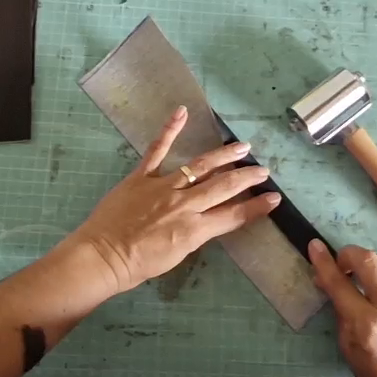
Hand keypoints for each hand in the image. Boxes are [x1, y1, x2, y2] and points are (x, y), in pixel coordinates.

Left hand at [62, 107, 280, 296]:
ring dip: (224, 155)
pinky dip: (170, 129)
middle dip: (247, 177)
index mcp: (194, 230)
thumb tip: (212, 218)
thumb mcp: (178, 256)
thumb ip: (197, 234)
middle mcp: (184, 205)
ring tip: (243, 147)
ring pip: (200, 166)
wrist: (103, 257)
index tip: (274, 198)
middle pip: (224, 186)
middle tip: (263, 170)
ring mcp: (163, 187)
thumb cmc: (139, 265)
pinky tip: (182, 111)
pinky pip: (158, 150)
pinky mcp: (142, 176)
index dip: (257, 207)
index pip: (234, 215)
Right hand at [309, 240, 376, 376]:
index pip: (339, 283)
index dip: (323, 262)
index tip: (315, 246)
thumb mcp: (347, 347)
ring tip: (371, 275)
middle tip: (344, 265)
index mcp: (366, 326)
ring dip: (376, 262)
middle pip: (368, 261)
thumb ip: (340, 310)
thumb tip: (328, 279)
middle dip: (349, 255)